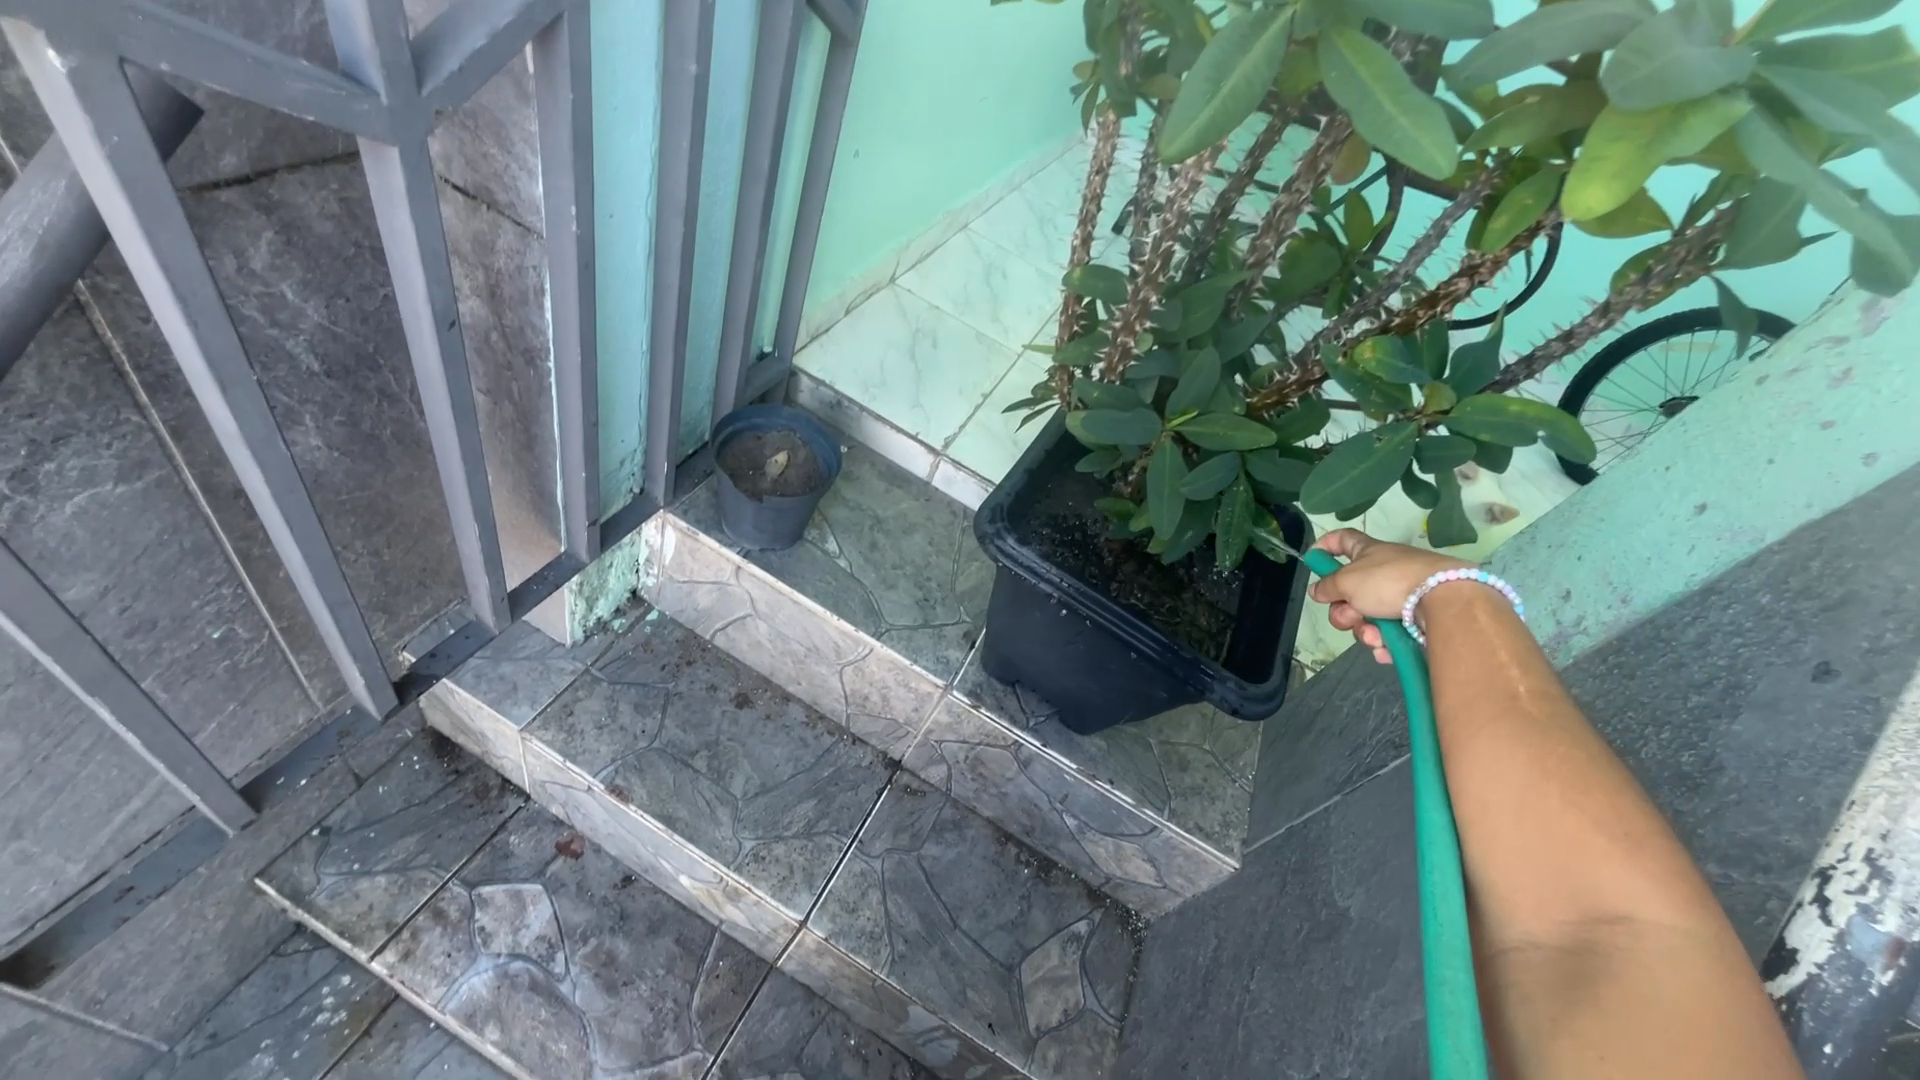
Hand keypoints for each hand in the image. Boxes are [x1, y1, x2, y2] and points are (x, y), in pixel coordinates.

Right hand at [1308, 528, 1472, 663]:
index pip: (1343, 540)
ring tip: (1375, 636)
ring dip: (1364, 630)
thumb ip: (1328, 586)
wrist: (1442, 600)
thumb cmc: (1389, 581)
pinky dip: (1384, 642)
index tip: (1313, 559)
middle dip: (1343, 610)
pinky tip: (1386, 648)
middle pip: (1350, 592)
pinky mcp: (1415, 619)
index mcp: (1368, 553)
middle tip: (1349, 616)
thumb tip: (1317, 590)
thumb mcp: (1347, 581)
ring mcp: (1401, 596)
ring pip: (1367, 617)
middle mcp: (1384, 572)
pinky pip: (1389, 633)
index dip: (1326, 545)